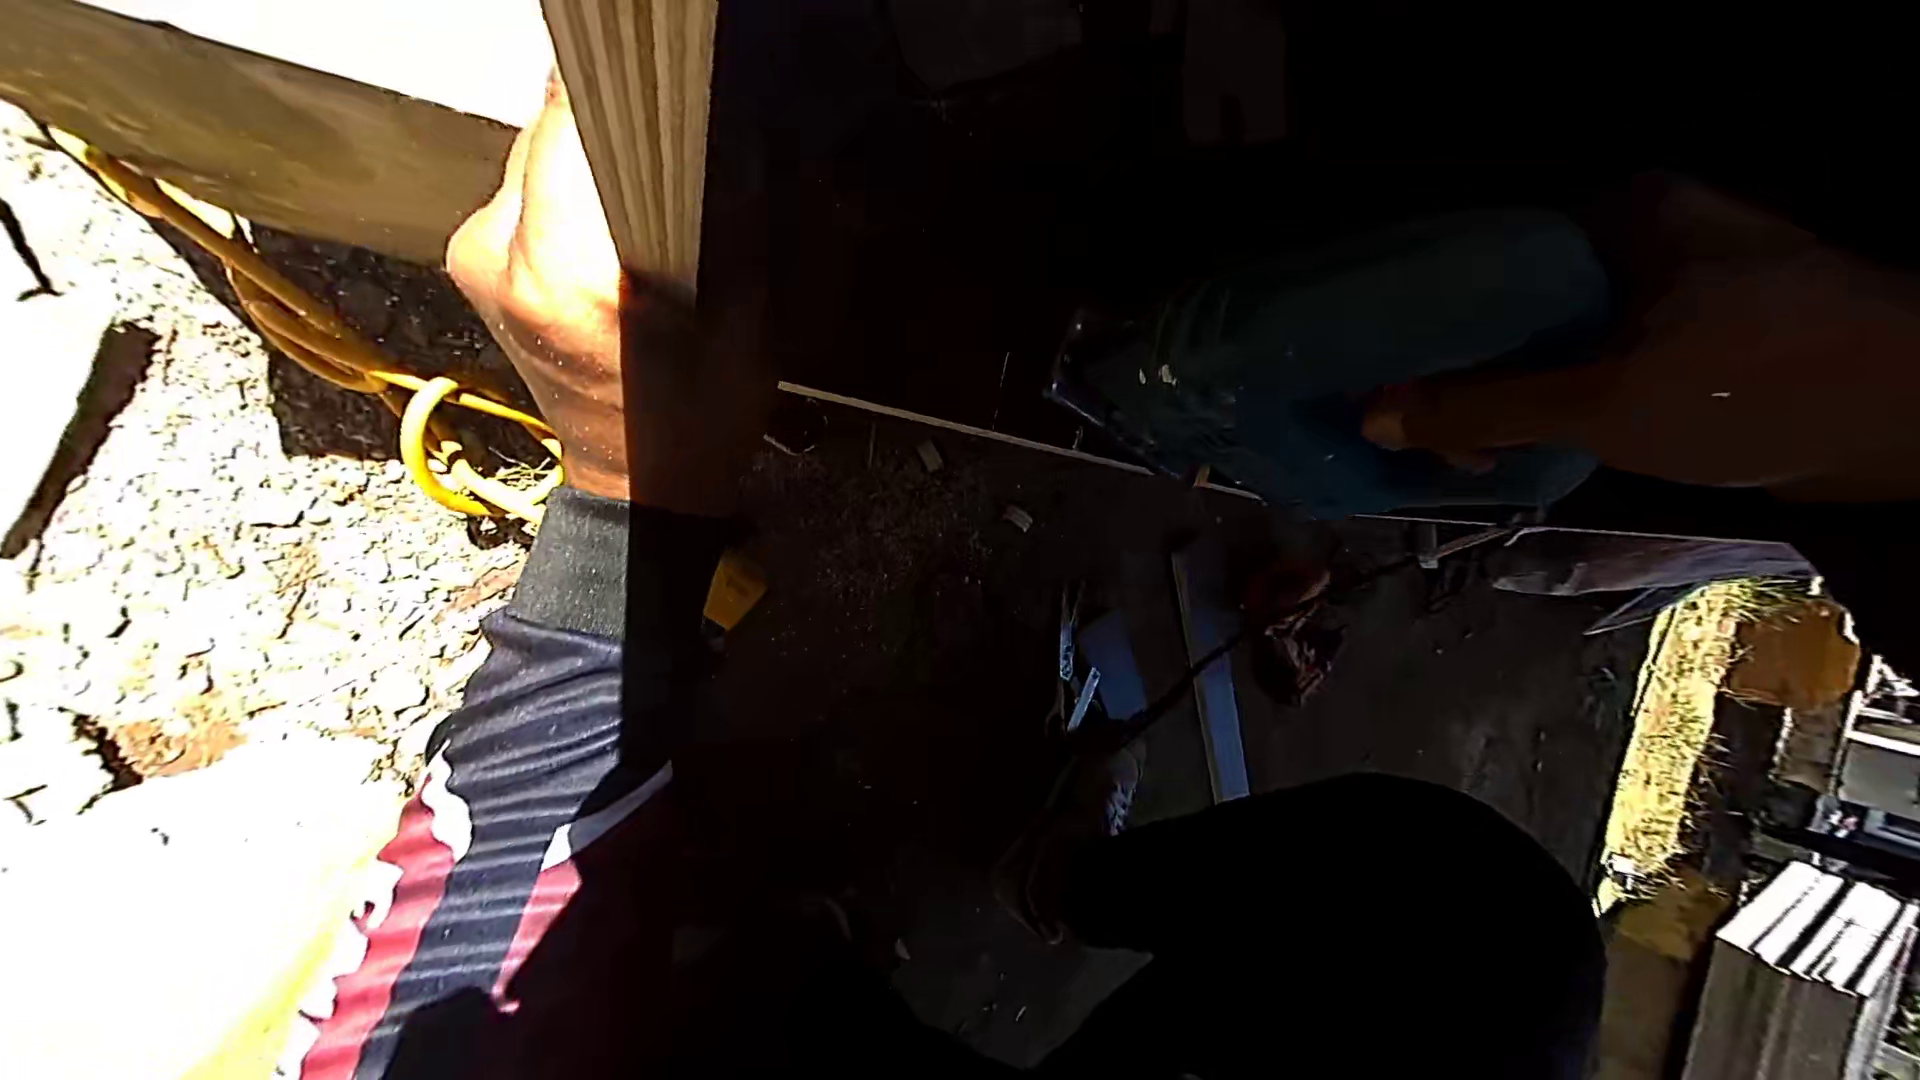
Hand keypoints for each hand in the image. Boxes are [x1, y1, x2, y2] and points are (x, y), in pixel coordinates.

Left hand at [446, 75, 770, 513]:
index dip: (627, 94)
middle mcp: (498, 251)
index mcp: (565, 269)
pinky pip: (524, 196)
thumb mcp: (743, 335)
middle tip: (672, 173)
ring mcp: (476, 258)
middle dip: (616, 137)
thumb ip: (738, 234)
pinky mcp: (477, 268)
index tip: (668, 92)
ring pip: (534, 160)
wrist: (638, 486)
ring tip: (648, 217)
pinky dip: (571, 200)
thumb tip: (740, 150)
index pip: (573, 120)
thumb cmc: (692, 428)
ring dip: (594, 170)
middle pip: (547, 132)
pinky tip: (616, 241)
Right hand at [1363, 178, 1919, 502]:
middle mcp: (1618, 237)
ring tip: (1467, 452)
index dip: (1414, 327)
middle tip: (1426, 436)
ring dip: (1482, 398)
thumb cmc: (1766, 389)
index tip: (1381, 382)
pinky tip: (1503, 438)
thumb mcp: (1600, 402)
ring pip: (1515, 341)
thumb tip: (1372, 417)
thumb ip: (1477, 408)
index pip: (1469, 264)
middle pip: (1487, 310)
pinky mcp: (1650, 326)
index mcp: (1611, 218)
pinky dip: (1520, 399)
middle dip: (1448, 379)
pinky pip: (1551, 358)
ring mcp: (1636, 283)